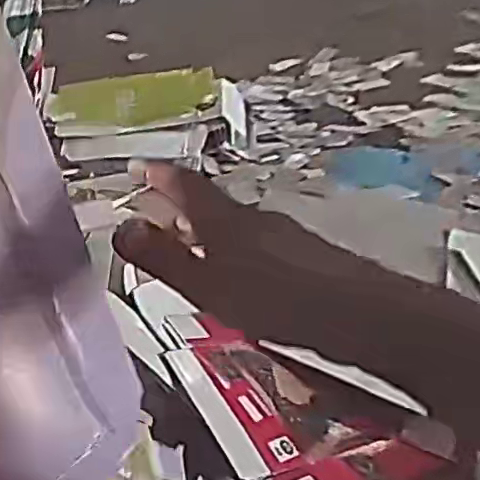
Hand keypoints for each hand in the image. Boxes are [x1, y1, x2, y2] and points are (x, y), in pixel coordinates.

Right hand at [111, 161, 404, 360]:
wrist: (355, 314)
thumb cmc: (274, 301)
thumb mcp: (205, 285)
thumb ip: (163, 259)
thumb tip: (123, 229)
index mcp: (224, 222)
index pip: (186, 187)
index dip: (161, 176)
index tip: (141, 166)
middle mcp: (253, 220)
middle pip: (210, 206)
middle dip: (180, 207)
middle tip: (155, 213)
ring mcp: (280, 236)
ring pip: (233, 226)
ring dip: (206, 232)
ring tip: (187, 246)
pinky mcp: (300, 256)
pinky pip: (253, 244)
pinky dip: (231, 251)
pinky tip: (232, 275)